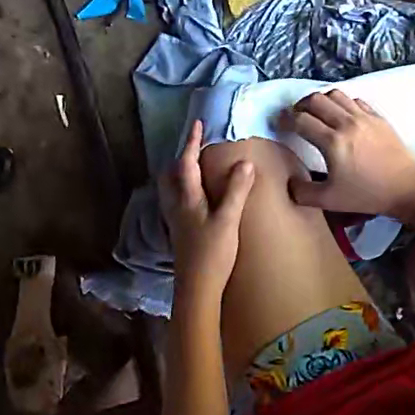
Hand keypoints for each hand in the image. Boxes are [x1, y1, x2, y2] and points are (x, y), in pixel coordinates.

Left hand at [161, 121, 254, 297]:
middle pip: (170, 176)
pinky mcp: (180, 236)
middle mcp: (176, 208)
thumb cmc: (212, 254)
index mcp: (186, 199)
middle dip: (180, 159)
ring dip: (180, 176)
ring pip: (172, 191)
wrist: (197, 291)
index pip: (186, 163)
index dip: (191, 142)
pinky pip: (178, 204)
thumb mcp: (228, 220)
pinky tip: (197, 201)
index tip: (196, 124)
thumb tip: (244, 162)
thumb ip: (235, 190)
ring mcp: (176, 223)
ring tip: (195, 170)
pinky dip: (185, 193)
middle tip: (193, 148)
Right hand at [282, 91, 414, 217]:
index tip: (280, 125)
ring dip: (321, 101)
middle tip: (295, 117)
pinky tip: (341, 116)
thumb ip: (303, 192)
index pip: (300, 120)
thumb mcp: (330, 201)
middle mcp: (347, 123)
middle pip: (315, 100)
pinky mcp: (378, 117)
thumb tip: (290, 182)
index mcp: (333, 142)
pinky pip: (355, 100)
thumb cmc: (368, 195)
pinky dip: (342, 103)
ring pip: (335, 94)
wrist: (407, 187)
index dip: (285, 120)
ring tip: (317, 113)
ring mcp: (365, 117)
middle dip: (300, 106)